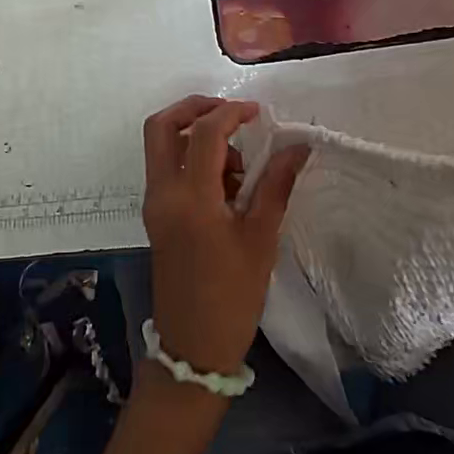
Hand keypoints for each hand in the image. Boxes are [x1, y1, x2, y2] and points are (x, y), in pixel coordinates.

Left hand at [141, 96, 308, 376]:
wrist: (193, 345)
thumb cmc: (233, 296)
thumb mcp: (261, 239)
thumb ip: (276, 185)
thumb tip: (299, 146)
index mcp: (189, 198)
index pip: (204, 134)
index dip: (232, 113)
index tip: (259, 113)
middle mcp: (162, 194)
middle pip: (162, 127)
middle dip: (195, 109)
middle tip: (233, 115)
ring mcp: (154, 205)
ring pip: (161, 147)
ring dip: (195, 138)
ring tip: (240, 167)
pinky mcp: (156, 217)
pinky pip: (168, 171)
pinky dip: (191, 161)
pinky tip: (227, 187)